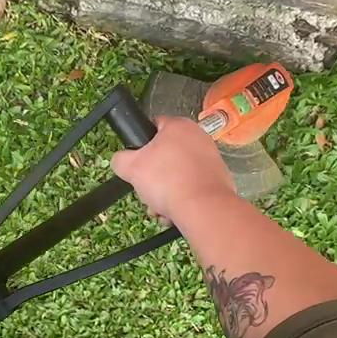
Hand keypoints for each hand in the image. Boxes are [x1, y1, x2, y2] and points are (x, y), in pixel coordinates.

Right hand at [110, 115, 239, 227]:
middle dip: (153, 176)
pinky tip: (173, 211)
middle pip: (165, 154)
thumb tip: (121, 160)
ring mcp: (210, 157)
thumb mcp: (130, 168)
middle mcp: (198, 136)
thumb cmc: (167, 181)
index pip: (154, 125)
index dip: (142, 144)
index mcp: (178, 126)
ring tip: (159, 207)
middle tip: (147, 190)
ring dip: (164, 191)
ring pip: (177, 173)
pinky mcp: (217, 177)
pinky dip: (181, 197)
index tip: (137, 162)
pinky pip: (191, 185)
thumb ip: (120, 159)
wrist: (202, 207)